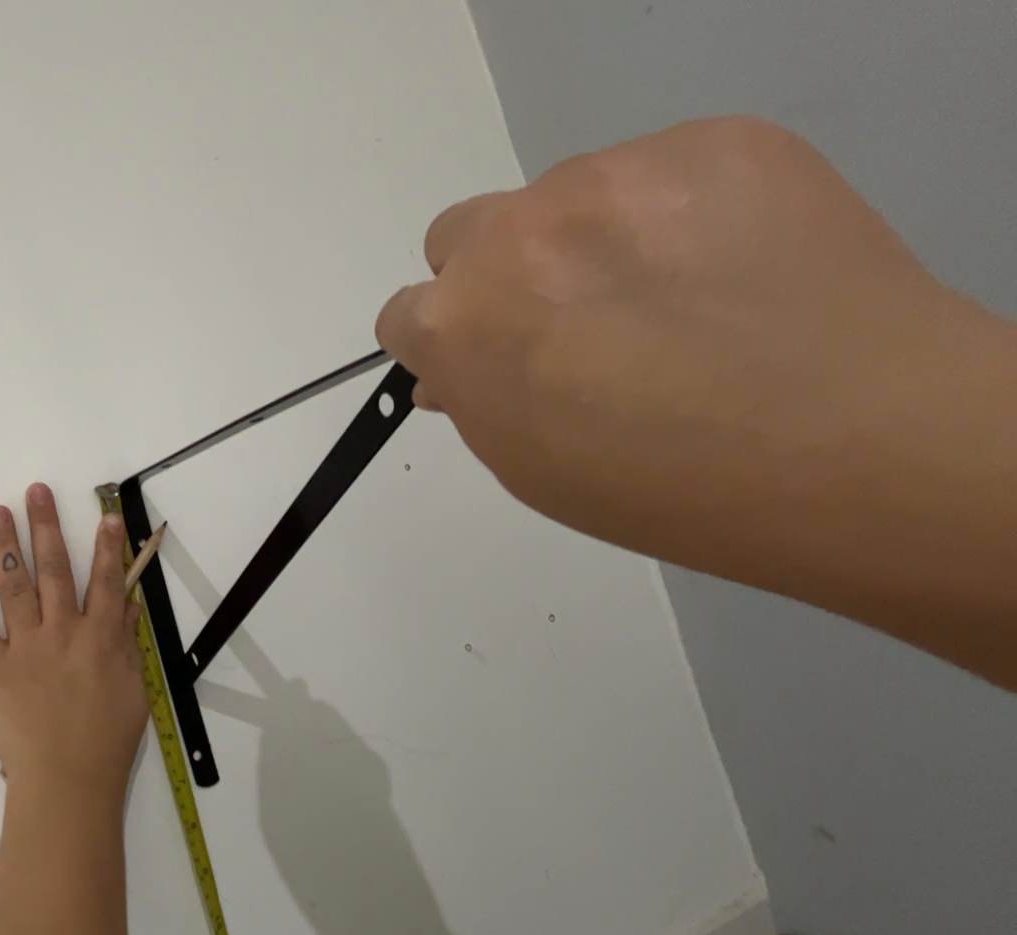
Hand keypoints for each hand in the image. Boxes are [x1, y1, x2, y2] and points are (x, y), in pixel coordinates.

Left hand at [0, 483, 148, 806]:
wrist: (68, 784)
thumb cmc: (108, 743)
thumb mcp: (134, 693)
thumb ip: (129, 648)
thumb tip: (130, 610)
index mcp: (102, 639)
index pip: (107, 581)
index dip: (106, 546)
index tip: (103, 515)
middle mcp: (64, 632)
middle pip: (56, 570)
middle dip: (47, 527)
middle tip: (37, 491)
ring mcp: (27, 647)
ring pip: (15, 587)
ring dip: (5, 547)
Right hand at [375, 116, 1002, 581]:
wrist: (840, 440)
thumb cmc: (651, 482)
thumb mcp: (524, 461)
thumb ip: (473, 397)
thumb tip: (461, 370)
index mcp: (451, 322)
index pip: (406, 312)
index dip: (449, 340)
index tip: (494, 358)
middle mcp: (508, 237)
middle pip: (462, 234)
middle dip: (497, 274)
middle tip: (571, 320)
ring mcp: (609, 178)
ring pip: (565, 197)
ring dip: (591, 238)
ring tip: (677, 296)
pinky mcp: (710, 142)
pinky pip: (665, 169)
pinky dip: (682, 211)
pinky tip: (731, 266)